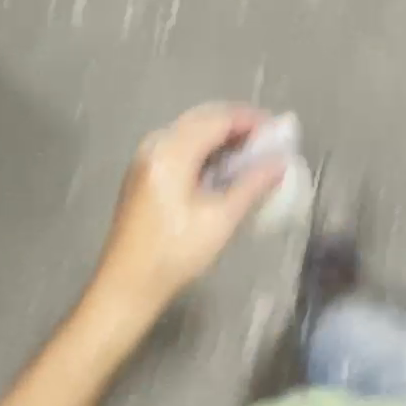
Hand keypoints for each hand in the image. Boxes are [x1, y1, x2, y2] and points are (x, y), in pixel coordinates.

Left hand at [91, 103, 285, 312]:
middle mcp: (155, 144)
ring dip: (221, 133)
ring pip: (191, 128)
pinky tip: (222, 165)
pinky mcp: (143, 170)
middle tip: (267, 138)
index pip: (218, 119)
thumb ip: (252, 185)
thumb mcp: (220, 220)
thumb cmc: (174, 254)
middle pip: (203, 117)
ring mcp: (146, 156)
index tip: (277, 129)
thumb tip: (281, 162)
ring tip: (250, 151)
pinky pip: (179, 142)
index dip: (250, 119)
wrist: (124, 288)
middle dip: (237, 123)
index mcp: (172, 152)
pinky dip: (204, 145)